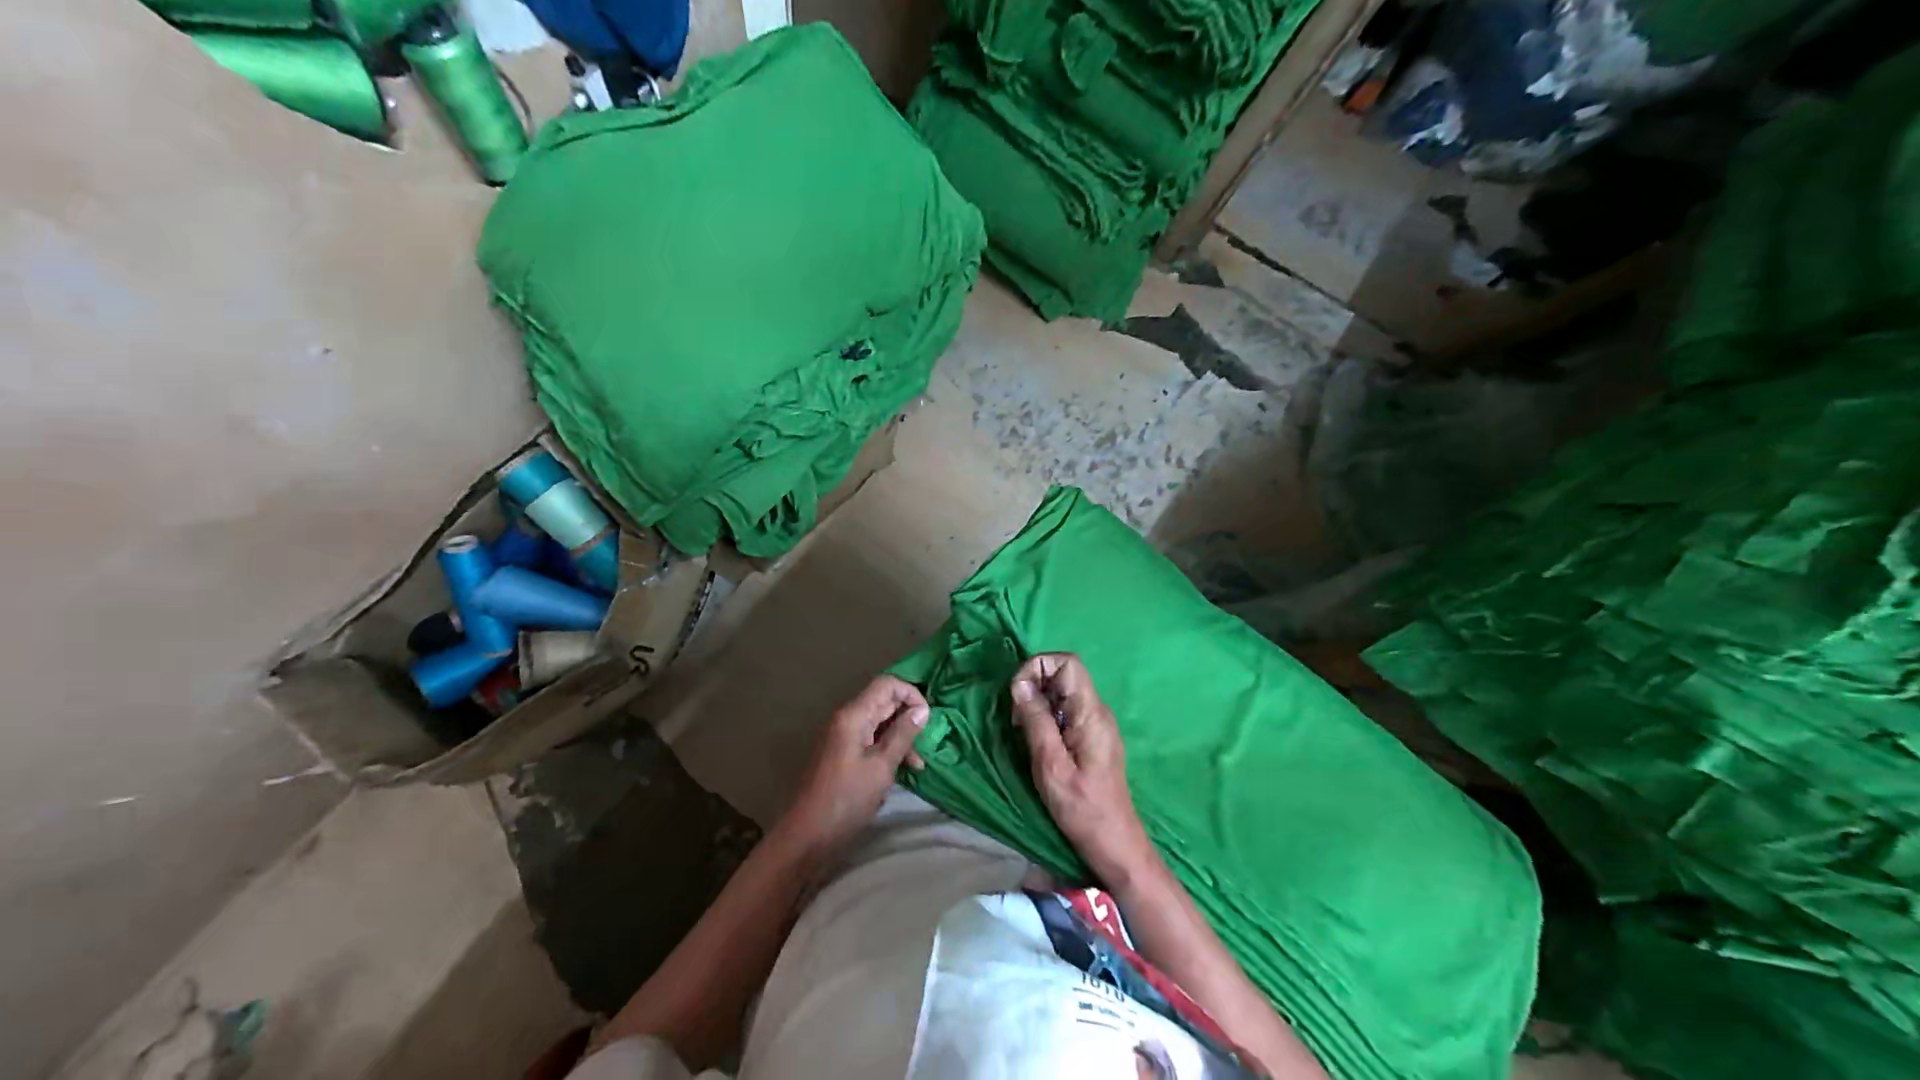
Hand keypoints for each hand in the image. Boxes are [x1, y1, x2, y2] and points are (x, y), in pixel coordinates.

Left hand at [779, 675, 928, 856]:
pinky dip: (888, 749)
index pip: (887, 684)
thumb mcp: (881, 767)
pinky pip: (871, 740)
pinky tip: (903, 770)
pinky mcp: (843, 754)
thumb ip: (902, 735)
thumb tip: (922, 710)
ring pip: (880, 723)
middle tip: (927, 742)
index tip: (927, 717)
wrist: (807, 835)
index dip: (911, 693)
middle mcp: (847, 719)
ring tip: (918, 764)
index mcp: (853, 715)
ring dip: (901, 737)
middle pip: (884, 701)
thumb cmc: (846, 799)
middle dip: (908, 716)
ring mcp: (843, 736)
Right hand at [1009, 654, 1157, 885]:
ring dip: (1037, 703)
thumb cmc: (1081, 807)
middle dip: (1034, 686)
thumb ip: (1036, 720)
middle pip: (1064, 674)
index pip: (1067, 662)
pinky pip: (1066, 710)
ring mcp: (1097, 723)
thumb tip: (1020, 683)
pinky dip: (1046, 717)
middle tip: (1018, 720)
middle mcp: (1097, 710)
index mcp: (1091, 712)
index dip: (1038, 667)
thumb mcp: (1050, 765)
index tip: (1018, 695)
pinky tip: (1038, 743)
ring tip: (1024, 733)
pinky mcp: (1092, 737)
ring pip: (1062, 692)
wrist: (1114, 842)